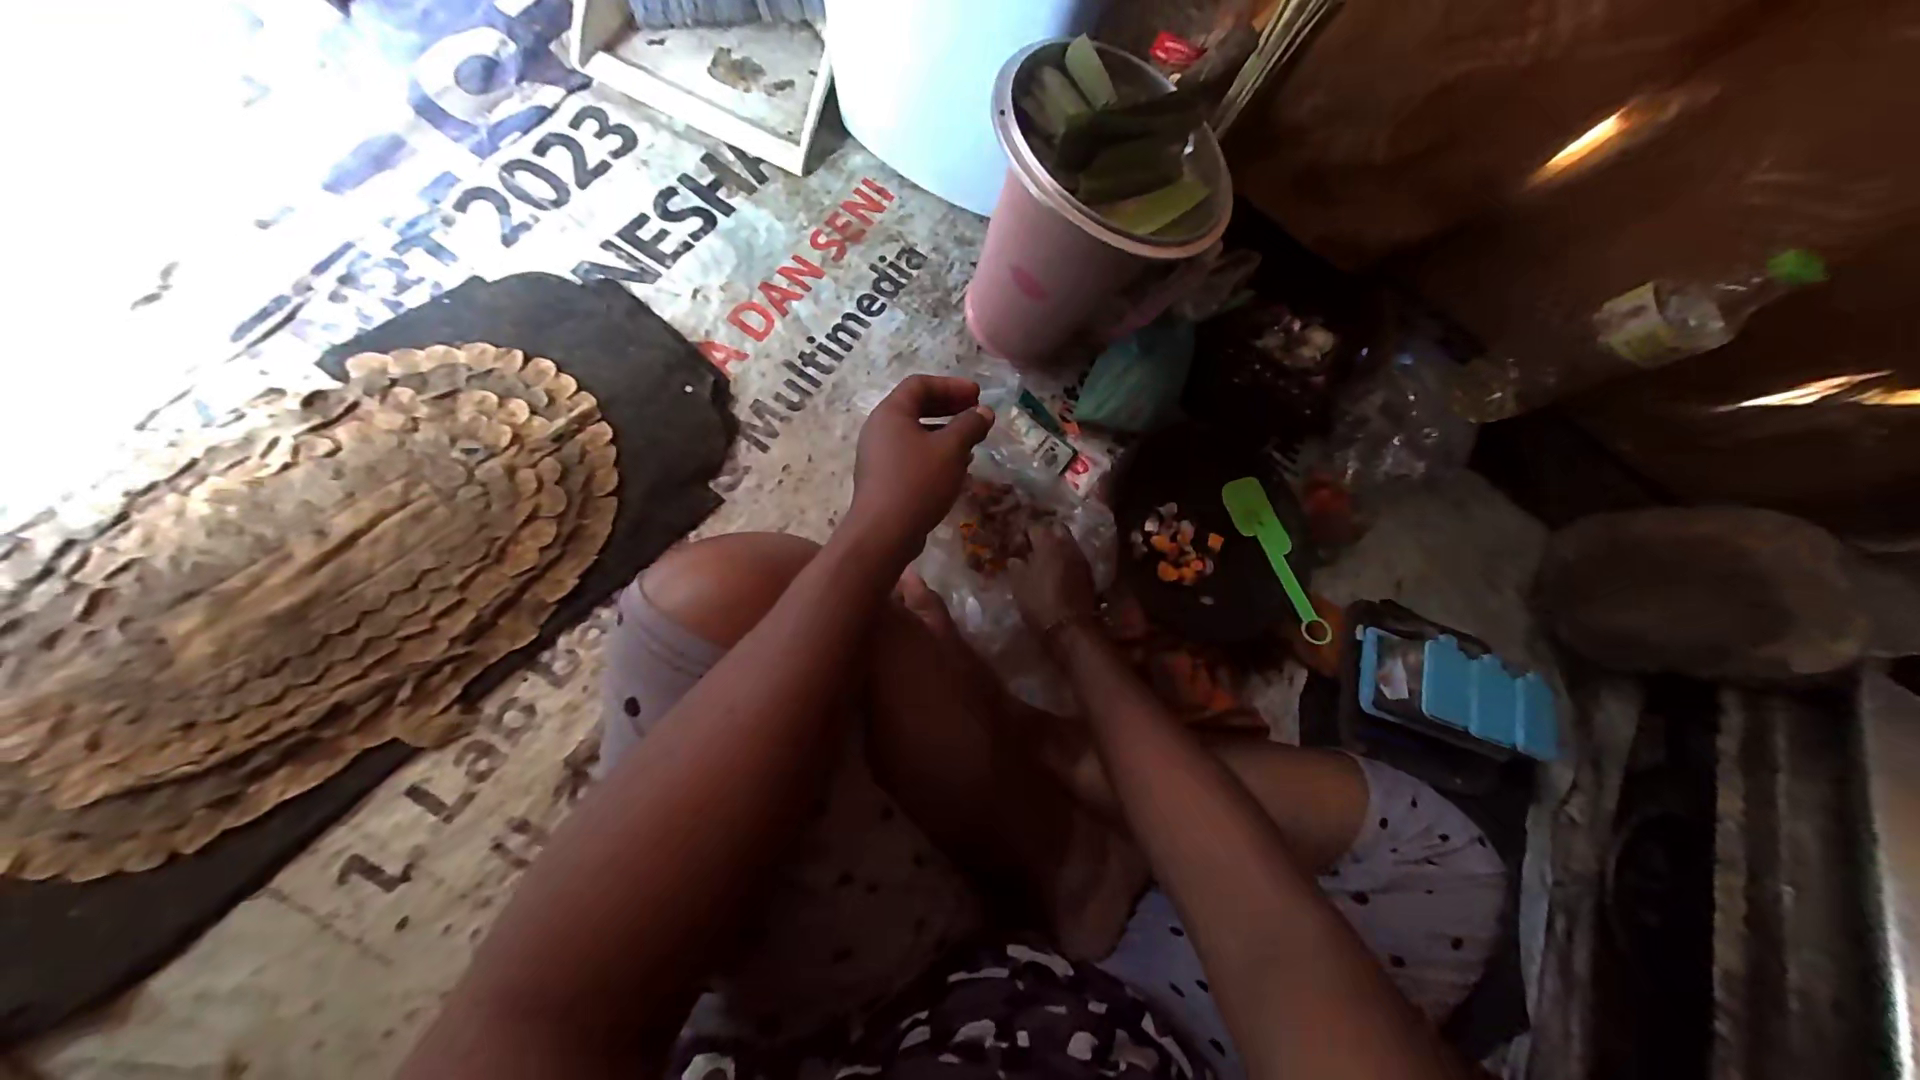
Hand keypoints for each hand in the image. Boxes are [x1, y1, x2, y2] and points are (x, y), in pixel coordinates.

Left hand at [843, 375, 994, 562]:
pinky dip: (935, 454)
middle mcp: (879, 429)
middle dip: (950, 408)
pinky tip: (955, 469)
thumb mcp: (951, 450)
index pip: (920, 384)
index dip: (952, 386)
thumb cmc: (917, 482)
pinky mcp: (883, 479)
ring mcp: (878, 456)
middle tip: (976, 414)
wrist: (884, 533)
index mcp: (891, 413)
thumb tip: (984, 412)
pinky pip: (912, 456)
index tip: (978, 396)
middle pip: (916, 407)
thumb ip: (969, 426)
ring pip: (916, 434)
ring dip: (945, 434)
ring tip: (971, 443)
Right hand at [1010, 523, 1099, 637]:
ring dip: (1057, 546)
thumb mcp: (1018, 583)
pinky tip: (1057, 571)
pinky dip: (1065, 559)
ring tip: (1044, 560)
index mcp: (1047, 543)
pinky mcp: (1088, 572)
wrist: (1070, 626)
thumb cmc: (1038, 601)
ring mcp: (1080, 557)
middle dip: (1045, 534)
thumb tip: (1016, 558)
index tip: (1017, 545)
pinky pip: (1074, 556)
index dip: (1023, 534)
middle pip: (1056, 528)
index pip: (1034, 526)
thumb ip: (1016, 565)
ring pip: (1068, 542)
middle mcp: (1066, 544)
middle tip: (1033, 547)